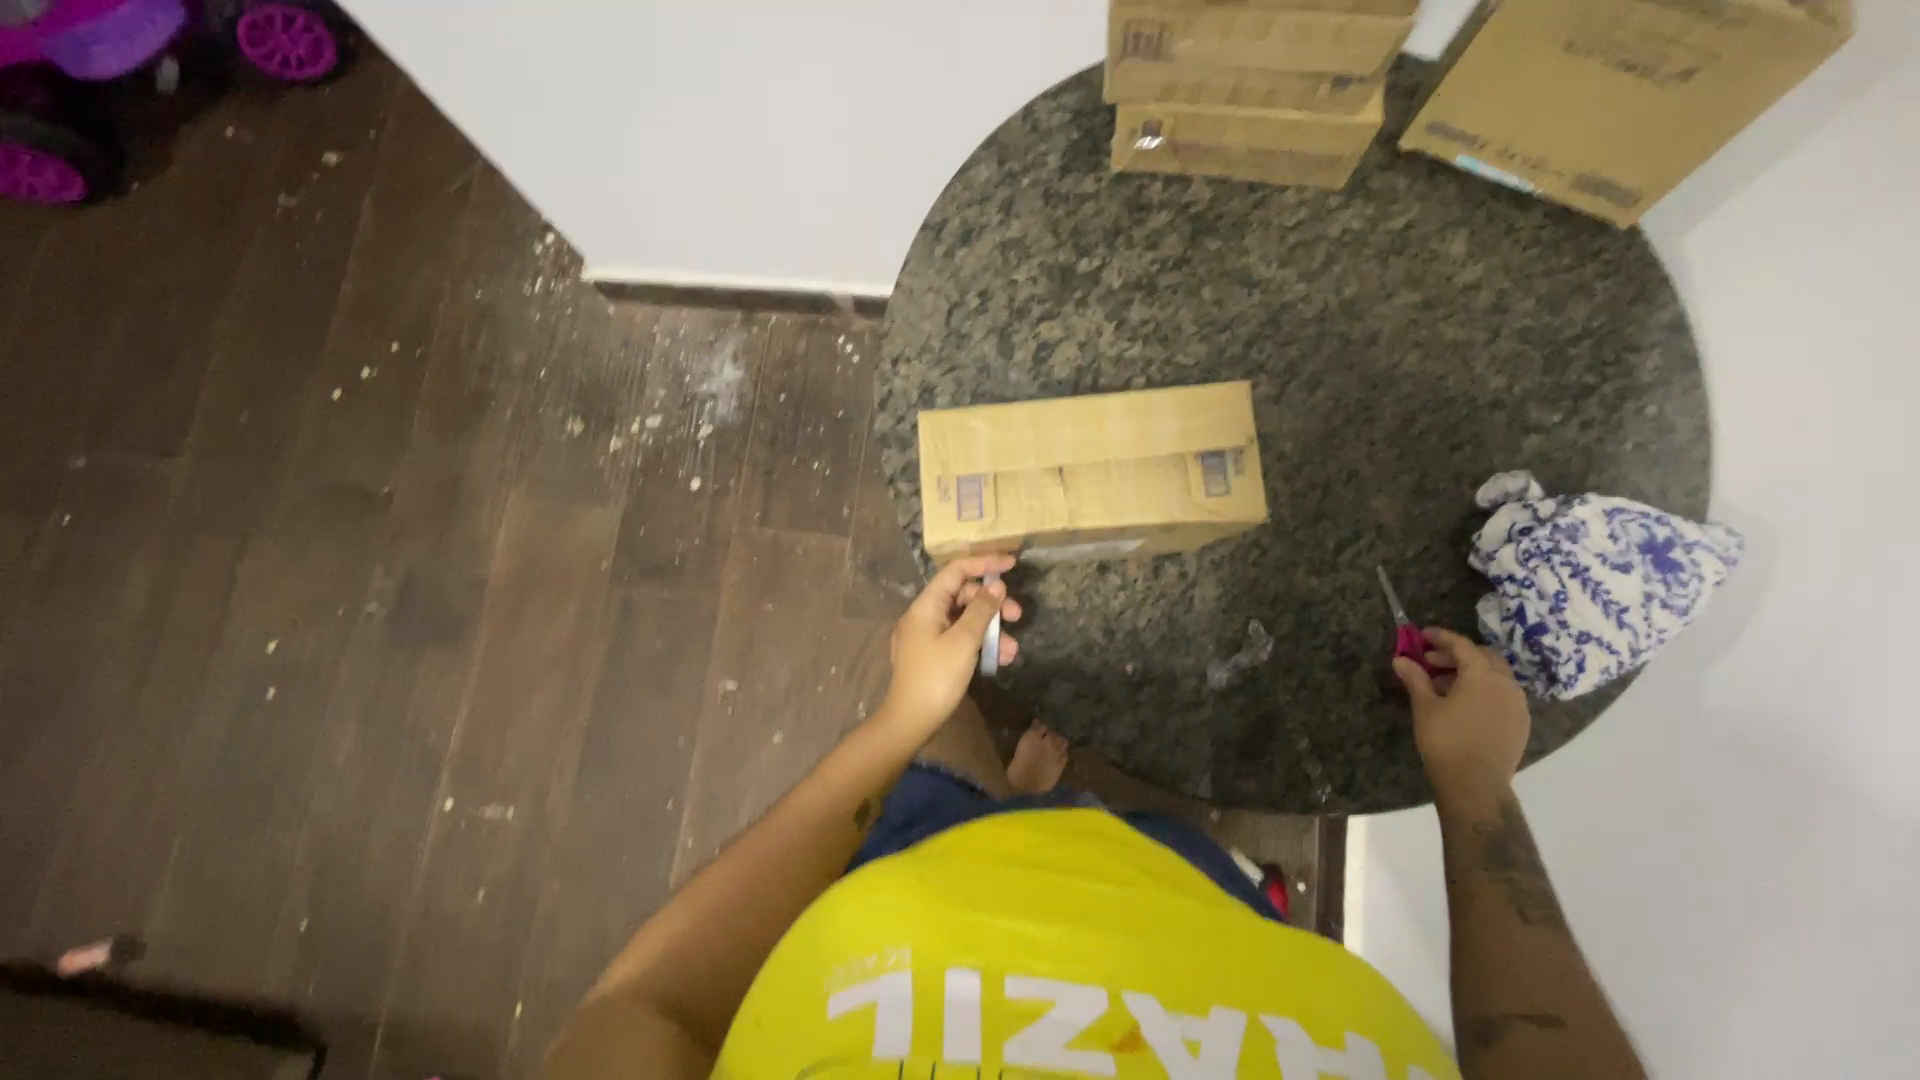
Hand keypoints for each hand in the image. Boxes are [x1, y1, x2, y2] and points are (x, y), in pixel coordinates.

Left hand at [878, 554, 1021, 735]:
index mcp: (925, 606)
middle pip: (962, 595)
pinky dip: (980, 644)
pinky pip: (960, 638)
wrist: (911, 720)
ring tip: (1012, 650)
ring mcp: (927, 636)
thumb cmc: (936, 677)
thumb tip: (996, 586)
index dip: (984, 564)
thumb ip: (981, 610)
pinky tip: (1000, 660)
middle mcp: (924, 616)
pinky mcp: (933, 655)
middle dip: (992, 604)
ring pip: (965, 620)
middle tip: (1017, 615)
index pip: (955, 571)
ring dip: (991, 630)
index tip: (1011, 564)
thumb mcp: (964, 641)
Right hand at [1392, 627, 1531, 807]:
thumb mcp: (1425, 706)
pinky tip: (1464, 704)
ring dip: (1472, 673)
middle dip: (1458, 654)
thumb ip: (1415, 679)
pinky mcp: (1521, 722)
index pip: (1462, 645)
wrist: (1476, 783)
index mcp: (1482, 675)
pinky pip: (1503, 695)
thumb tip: (1401, 659)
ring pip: (1496, 676)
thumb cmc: (1446, 740)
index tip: (1422, 635)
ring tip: (1444, 685)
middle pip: (1484, 657)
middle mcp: (1506, 684)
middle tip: (1432, 661)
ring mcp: (1518, 704)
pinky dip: (1484, 690)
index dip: (1441, 637)